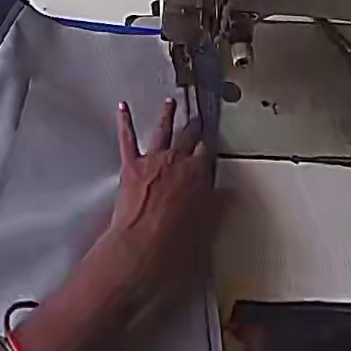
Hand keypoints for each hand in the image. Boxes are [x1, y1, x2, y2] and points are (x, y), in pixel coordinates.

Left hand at [97, 97, 214, 302]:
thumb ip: (215, 206)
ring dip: (167, 115)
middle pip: (188, 136)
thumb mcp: (204, 227)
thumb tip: (227, 195)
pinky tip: (123, 108)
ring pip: (162, 130)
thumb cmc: (173, 244)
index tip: (210, 139)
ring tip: (170, 103)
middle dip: (193, 126)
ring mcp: (153, 160)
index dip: (208, 145)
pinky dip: (124, 121)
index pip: (206, 152)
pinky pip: (127, 138)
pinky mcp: (131, 165)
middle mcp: (176, 161)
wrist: (140, 248)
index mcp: (197, 175)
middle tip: (196, 117)